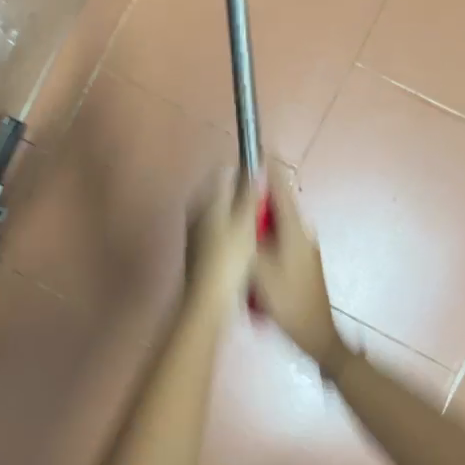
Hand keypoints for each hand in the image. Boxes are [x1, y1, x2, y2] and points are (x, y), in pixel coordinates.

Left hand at [183, 168, 261, 309]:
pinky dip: (237, 239)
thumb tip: (259, 165)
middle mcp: (196, 211)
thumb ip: (250, 192)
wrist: (208, 300)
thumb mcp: (245, 222)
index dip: (247, 175)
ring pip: (225, 216)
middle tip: (268, 213)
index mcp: (204, 199)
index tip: (265, 188)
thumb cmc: (228, 258)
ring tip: (263, 234)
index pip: (225, 173)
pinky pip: (224, 235)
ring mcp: (197, 232)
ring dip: (243, 222)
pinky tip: (250, 252)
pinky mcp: (201, 252)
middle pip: (225, 195)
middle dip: (247, 201)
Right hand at [252, 165, 349, 373]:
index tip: (253, 150)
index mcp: (293, 228)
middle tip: (229, 203)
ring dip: (256, 227)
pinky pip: (279, 241)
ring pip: (275, 226)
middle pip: (275, 205)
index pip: (279, 186)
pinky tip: (249, 263)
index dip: (266, 167)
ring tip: (235, 236)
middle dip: (253, 202)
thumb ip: (249, 234)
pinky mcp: (303, 262)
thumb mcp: (258, 268)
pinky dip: (263, 243)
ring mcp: (305, 248)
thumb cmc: (286, 301)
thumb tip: (240, 207)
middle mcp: (302, 232)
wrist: (317, 336)